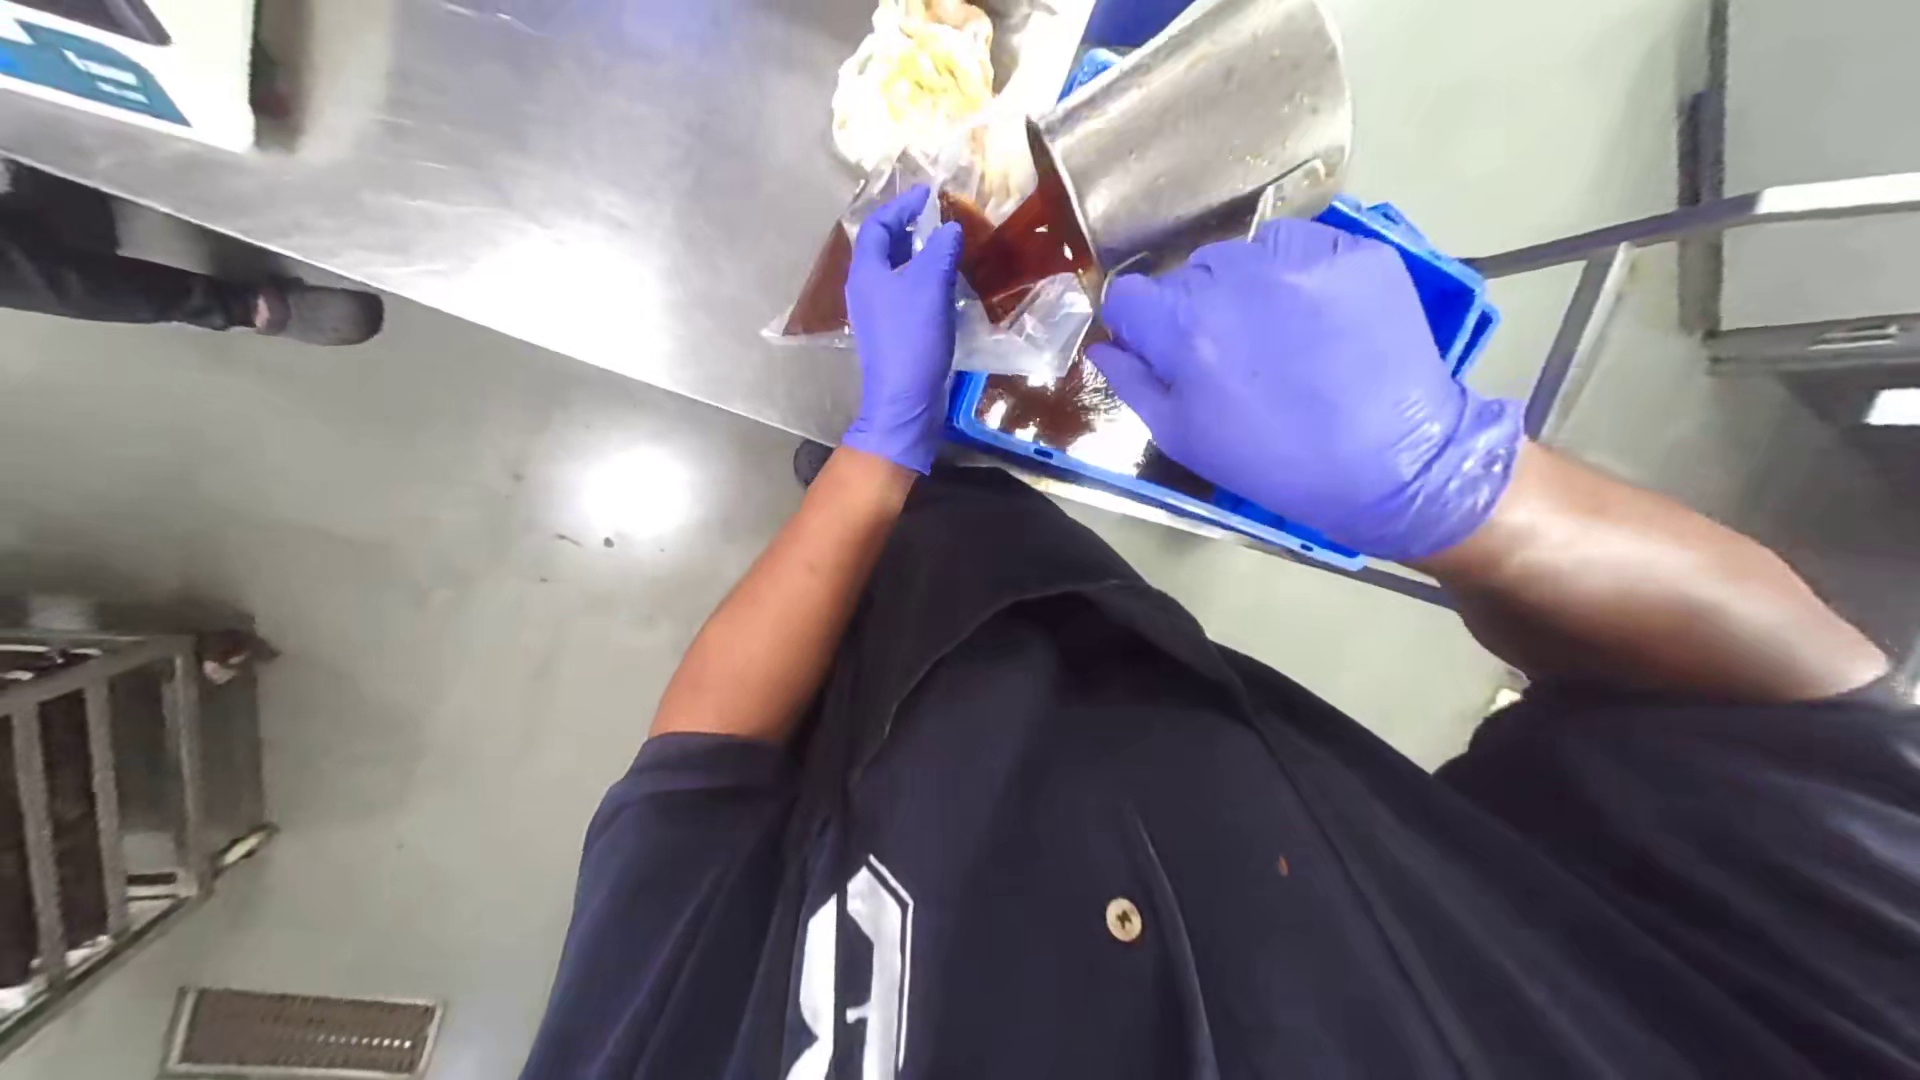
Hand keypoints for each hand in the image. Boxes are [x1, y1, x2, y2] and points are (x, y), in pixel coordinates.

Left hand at [842, 184, 964, 473]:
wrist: (905, 400)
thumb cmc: (912, 339)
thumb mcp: (930, 286)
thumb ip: (940, 250)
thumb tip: (949, 229)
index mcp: (866, 272)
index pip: (877, 225)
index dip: (901, 206)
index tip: (927, 195)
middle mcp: (865, 290)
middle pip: (883, 249)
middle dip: (909, 230)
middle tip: (937, 219)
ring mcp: (876, 315)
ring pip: (895, 274)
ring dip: (918, 257)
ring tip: (944, 248)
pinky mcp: (891, 335)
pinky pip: (904, 297)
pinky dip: (922, 283)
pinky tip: (943, 287)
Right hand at [1087, 218, 1523, 559]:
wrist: (1389, 464)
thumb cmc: (1268, 464)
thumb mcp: (1181, 437)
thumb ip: (1132, 383)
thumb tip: (1105, 345)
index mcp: (1185, 330)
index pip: (1127, 295)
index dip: (1134, 323)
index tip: (1154, 346)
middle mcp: (1236, 280)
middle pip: (1182, 273)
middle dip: (1187, 307)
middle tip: (1221, 351)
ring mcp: (1301, 259)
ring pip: (1237, 254)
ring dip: (1236, 286)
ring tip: (1268, 330)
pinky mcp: (1355, 251)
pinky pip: (1296, 245)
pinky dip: (1288, 273)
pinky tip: (1308, 314)